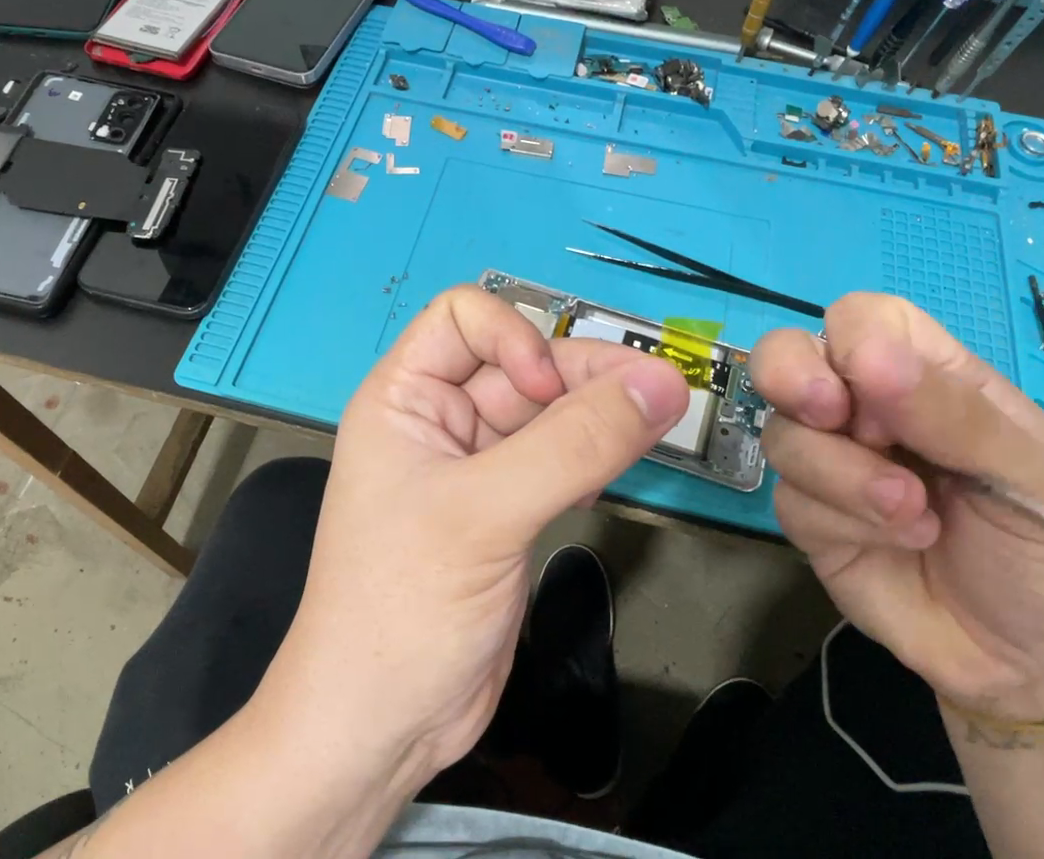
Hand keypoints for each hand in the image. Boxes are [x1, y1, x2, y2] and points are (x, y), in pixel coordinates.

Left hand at [255, 285, 689, 788]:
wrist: (382, 723)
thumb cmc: (403, 605)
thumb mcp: (484, 514)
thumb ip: (574, 445)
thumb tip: (661, 382)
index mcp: (404, 399)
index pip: (463, 319)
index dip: (514, 337)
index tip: (549, 391)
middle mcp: (438, 423)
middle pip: (522, 365)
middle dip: (583, 376)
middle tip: (661, 399)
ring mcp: (475, 471)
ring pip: (549, 416)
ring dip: (599, 416)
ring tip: (653, 429)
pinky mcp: (507, 513)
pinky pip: (559, 462)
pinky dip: (592, 459)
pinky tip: (612, 476)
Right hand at [750, 293, 1043, 719]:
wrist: (1040, 667)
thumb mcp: (1030, 473)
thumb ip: (951, 412)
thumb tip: (866, 358)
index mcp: (931, 379)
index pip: (864, 320)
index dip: (853, 338)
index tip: (867, 382)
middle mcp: (870, 412)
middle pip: (789, 358)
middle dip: (792, 377)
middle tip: (826, 414)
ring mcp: (836, 466)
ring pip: (785, 434)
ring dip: (843, 474)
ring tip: (914, 516)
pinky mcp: (814, 522)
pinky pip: (791, 499)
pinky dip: (842, 520)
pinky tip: (899, 543)